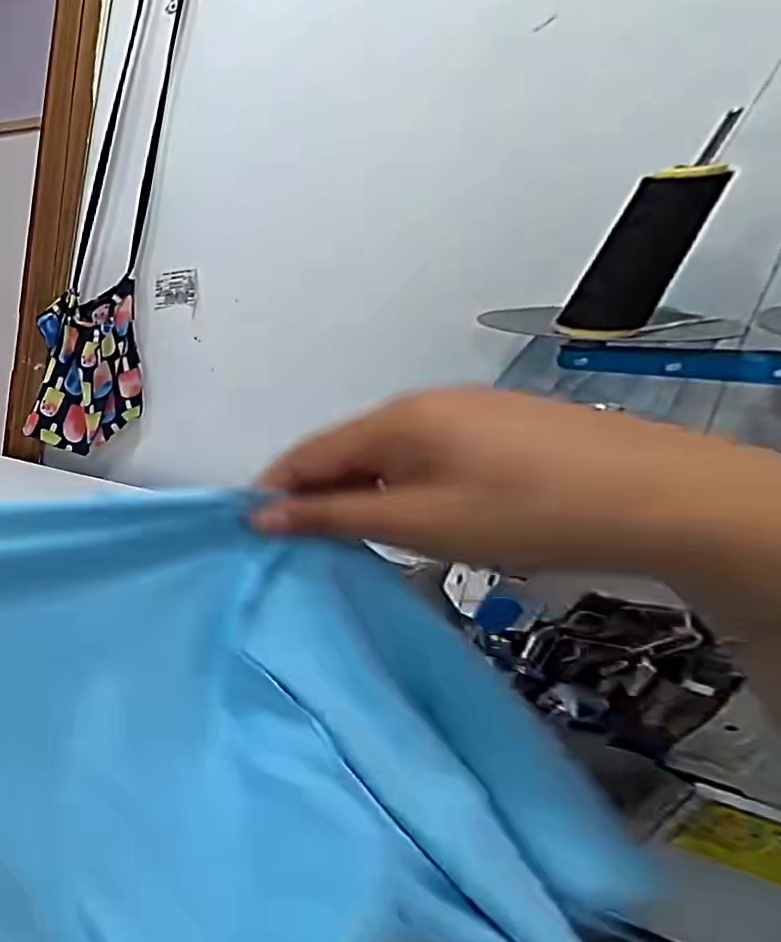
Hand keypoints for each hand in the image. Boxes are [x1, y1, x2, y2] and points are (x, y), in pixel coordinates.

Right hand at [252, 387, 780, 572]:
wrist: (685, 503)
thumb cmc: (531, 513)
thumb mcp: (415, 523)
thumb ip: (328, 517)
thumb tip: (261, 516)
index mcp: (394, 420)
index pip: (304, 455)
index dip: (273, 492)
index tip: (257, 530)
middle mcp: (422, 403)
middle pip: (342, 450)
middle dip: (318, 492)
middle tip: (314, 539)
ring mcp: (466, 409)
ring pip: (382, 452)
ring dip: (360, 489)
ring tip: (370, 530)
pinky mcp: (501, 423)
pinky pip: (423, 451)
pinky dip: (401, 481)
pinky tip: (423, 510)